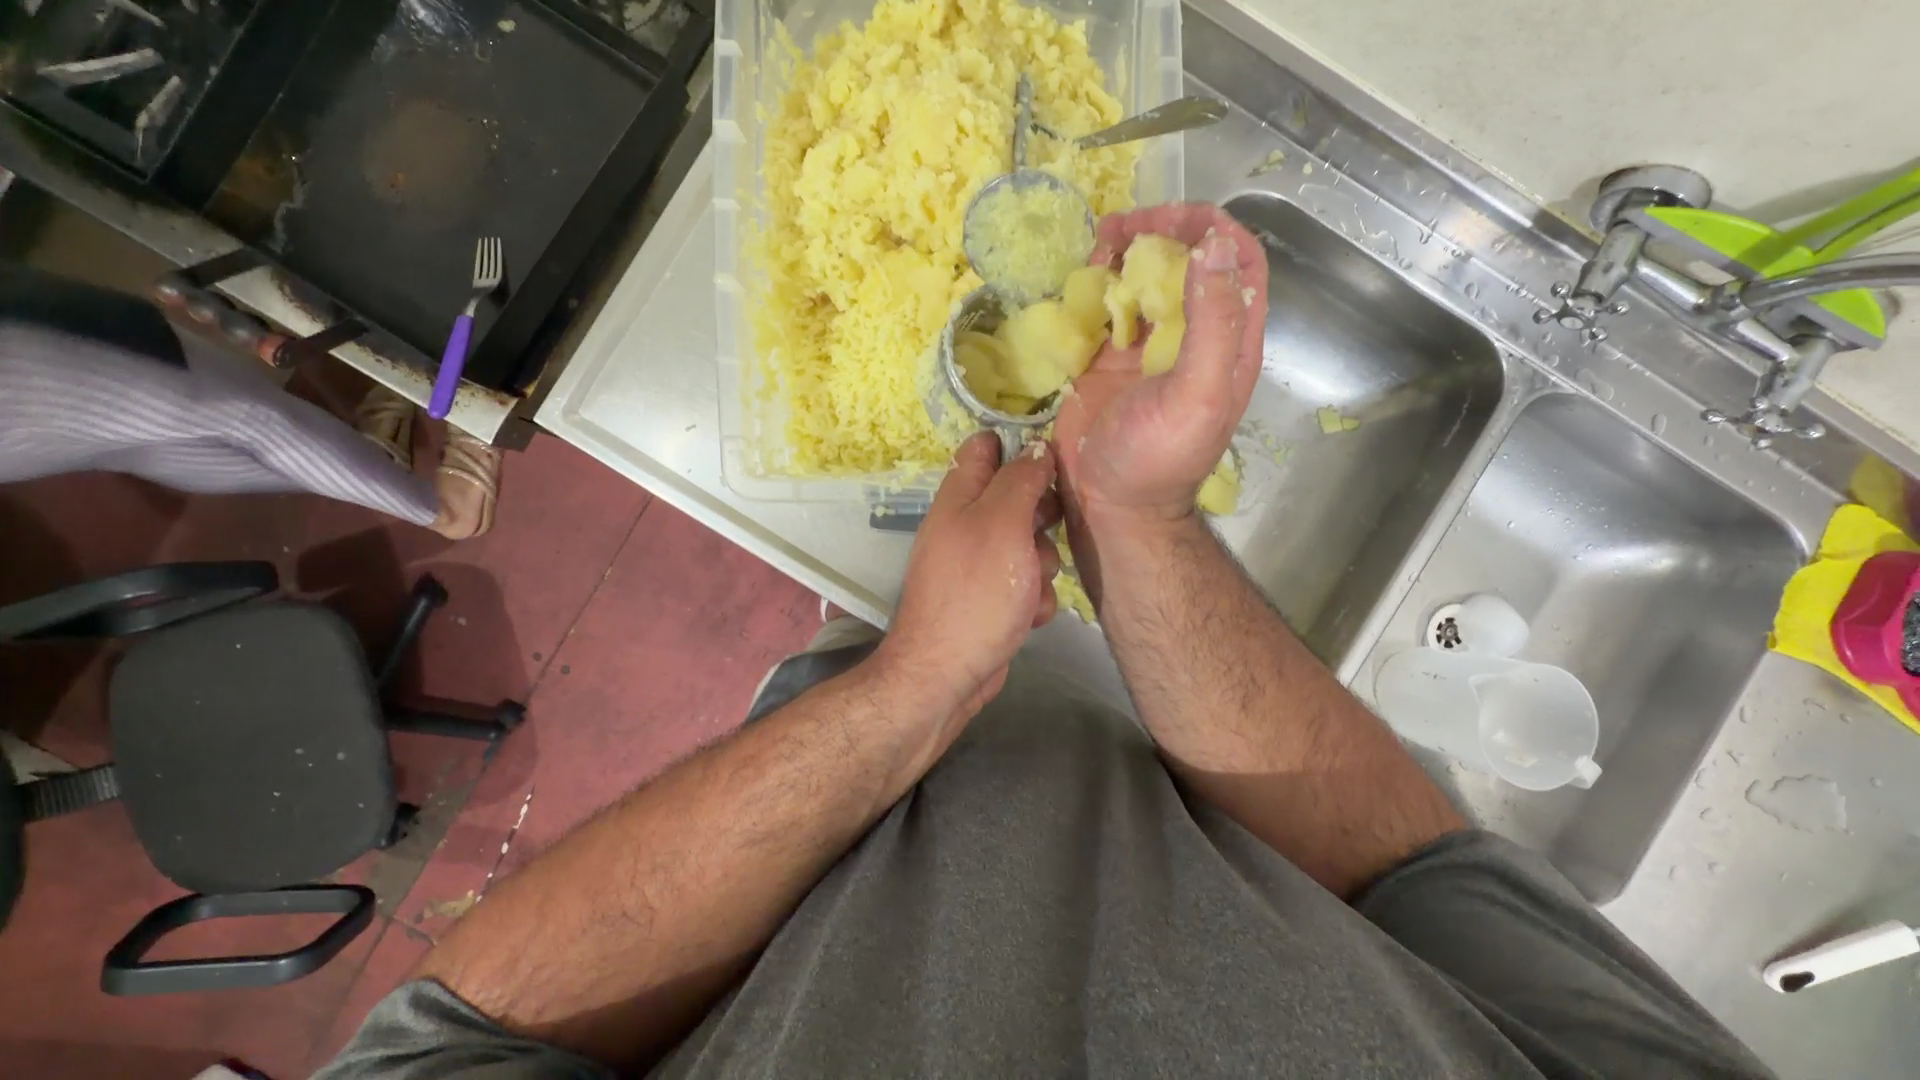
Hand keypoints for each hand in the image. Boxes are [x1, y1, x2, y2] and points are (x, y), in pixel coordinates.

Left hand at [874, 433, 1062, 730]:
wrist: (947, 674)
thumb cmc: (975, 594)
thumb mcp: (1002, 525)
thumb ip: (1021, 480)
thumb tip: (1038, 448)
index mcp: (960, 497)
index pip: (986, 447)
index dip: (1020, 445)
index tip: (1055, 457)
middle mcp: (966, 525)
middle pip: (1018, 497)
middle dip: (1044, 515)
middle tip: (1047, 533)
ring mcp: (978, 565)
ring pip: (1030, 545)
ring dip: (1042, 565)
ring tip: (1032, 587)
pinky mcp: (992, 600)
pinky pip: (1026, 584)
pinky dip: (1033, 598)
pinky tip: (1029, 617)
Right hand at [1053, 203, 1268, 531]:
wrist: (1110, 503)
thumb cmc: (1158, 458)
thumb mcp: (1196, 393)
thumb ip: (1212, 321)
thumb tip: (1214, 246)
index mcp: (1229, 342)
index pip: (1239, 264)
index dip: (1214, 231)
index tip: (1173, 220)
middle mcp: (1194, 336)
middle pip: (1192, 261)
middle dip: (1164, 231)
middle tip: (1126, 227)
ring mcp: (1150, 345)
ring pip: (1149, 277)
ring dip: (1129, 250)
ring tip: (1101, 243)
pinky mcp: (1110, 357)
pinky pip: (1110, 305)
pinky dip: (1099, 283)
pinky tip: (1084, 278)